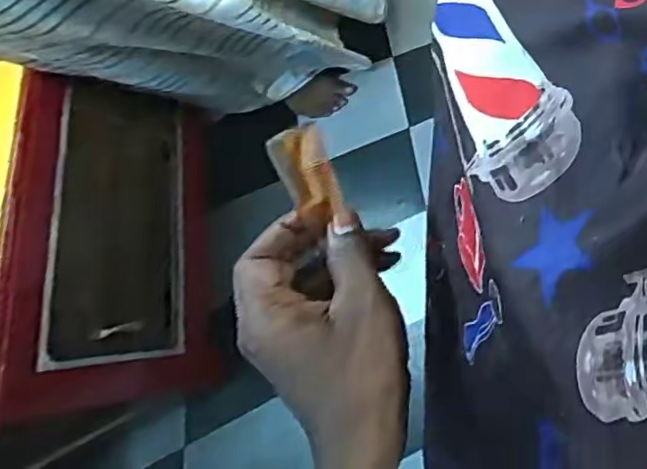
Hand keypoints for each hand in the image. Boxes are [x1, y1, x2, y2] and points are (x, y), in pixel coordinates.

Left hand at [233, 209, 408, 468]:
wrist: (368, 437)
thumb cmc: (360, 369)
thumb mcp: (361, 300)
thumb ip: (348, 251)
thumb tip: (341, 215)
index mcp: (265, 316)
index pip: (257, 256)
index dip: (289, 226)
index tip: (327, 209)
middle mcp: (267, 325)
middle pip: (284, 263)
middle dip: (326, 237)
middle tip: (365, 221)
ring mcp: (288, 337)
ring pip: (308, 278)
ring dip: (344, 255)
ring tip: (389, 241)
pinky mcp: (309, 345)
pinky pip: (320, 298)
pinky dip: (348, 278)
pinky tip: (386, 266)